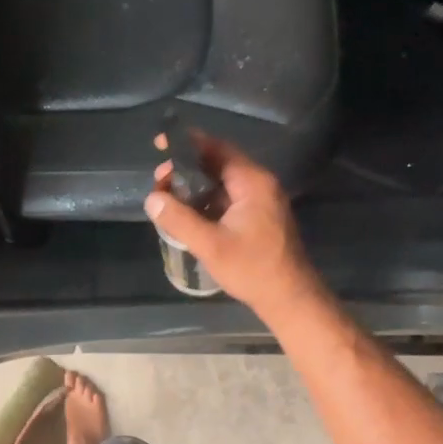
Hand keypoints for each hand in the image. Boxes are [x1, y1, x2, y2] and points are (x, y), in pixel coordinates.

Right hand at [145, 133, 330, 324]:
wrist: (289, 299)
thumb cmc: (253, 269)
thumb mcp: (210, 244)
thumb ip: (178, 219)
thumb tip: (152, 198)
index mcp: (253, 182)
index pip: (217, 149)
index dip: (187, 144)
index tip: (161, 145)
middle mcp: (259, 185)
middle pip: (217, 164)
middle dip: (185, 169)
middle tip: (159, 182)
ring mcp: (260, 201)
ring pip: (220, 182)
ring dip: (193, 186)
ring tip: (166, 197)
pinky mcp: (257, 217)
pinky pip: (226, 198)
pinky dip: (204, 200)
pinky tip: (185, 213)